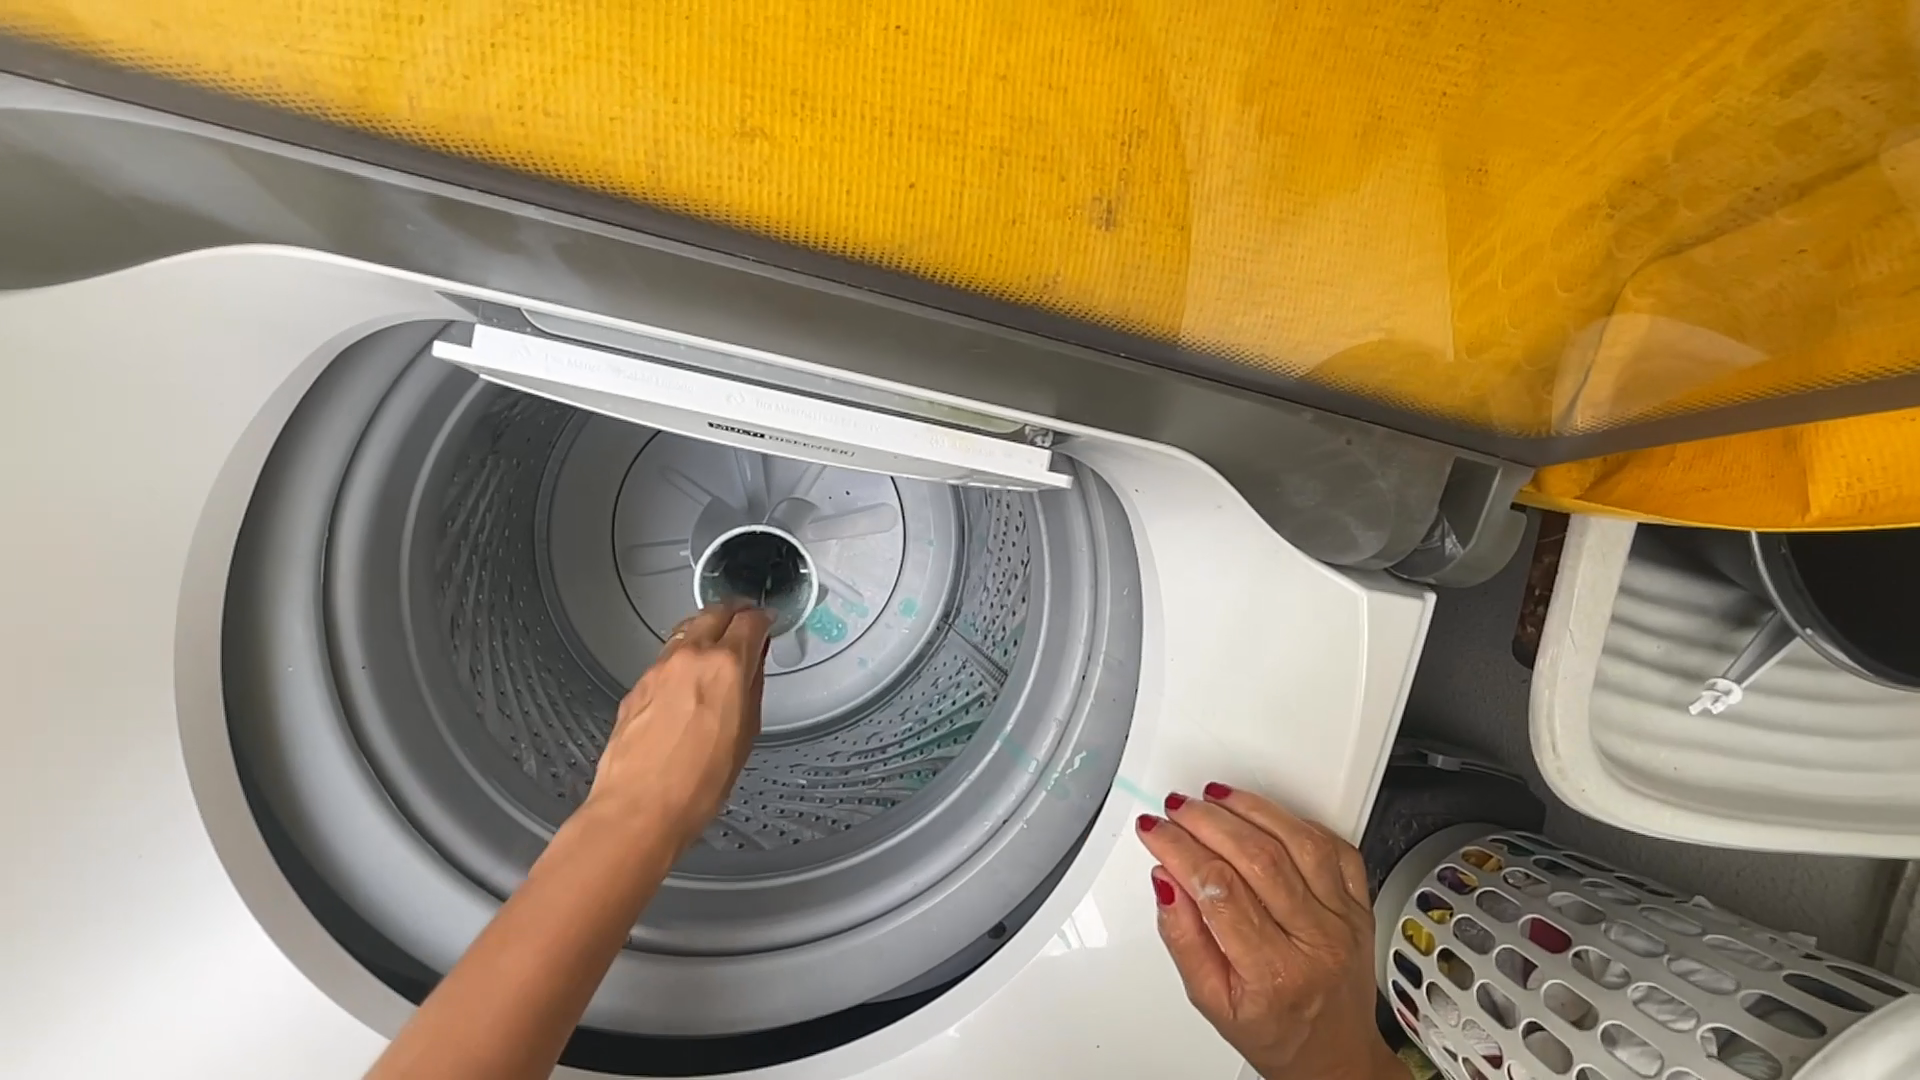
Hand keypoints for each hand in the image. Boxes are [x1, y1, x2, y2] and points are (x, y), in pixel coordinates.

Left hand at [586, 603, 773, 852]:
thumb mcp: (747, 733)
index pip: (750, 621)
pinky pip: (666, 657)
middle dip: (734, 612)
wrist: (639, 809)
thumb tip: (753, 666)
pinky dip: (683, 654)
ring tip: (718, 642)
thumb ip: (751, 688)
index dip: (763, 618)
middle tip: (746, 619)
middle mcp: (690, 657)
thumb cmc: (699, 782)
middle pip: (715, 612)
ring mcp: (658, 669)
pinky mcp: (637, 686)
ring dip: (707, 628)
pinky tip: (689, 675)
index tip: (768, 622)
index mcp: (726, 665)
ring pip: (687, 629)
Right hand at [1138, 784, 1400, 1079]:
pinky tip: (1266, 814)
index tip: (1155, 831)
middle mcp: (1315, 942)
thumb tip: (1166, 881)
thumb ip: (1183, 939)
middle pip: (1259, 859)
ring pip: (1298, 843)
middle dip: (1207, 821)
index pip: (1220, 891)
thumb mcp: (1210, 1000)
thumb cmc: (1275, 1031)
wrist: (1334, 1055)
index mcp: (1275, 974)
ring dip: (1250, 809)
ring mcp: (1343, 920)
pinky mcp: (1359, 903)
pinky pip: (1335, 848)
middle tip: (1177, 808)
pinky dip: (1297, 821)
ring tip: (1214, 797)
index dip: (1180, 849)